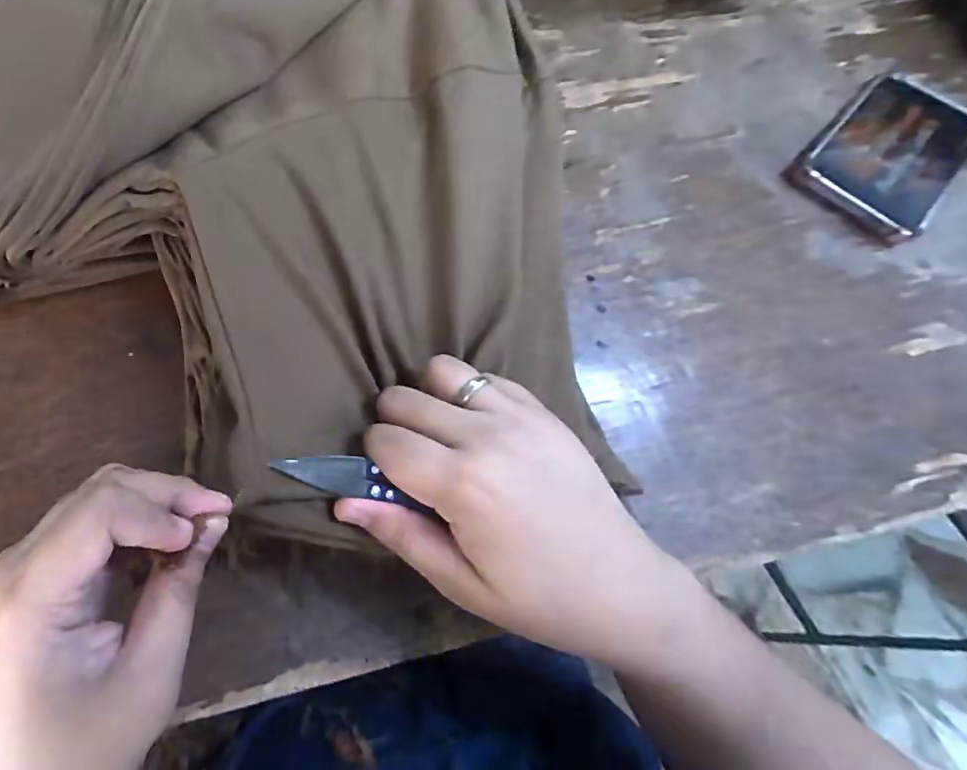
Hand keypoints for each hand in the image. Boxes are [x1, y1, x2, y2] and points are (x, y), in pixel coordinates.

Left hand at [0, 464, 231, 769]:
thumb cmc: (88, 745)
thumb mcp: (148, 674)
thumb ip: (179, 589)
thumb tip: (213, 522)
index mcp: (32, 592)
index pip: (100, 511)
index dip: (158, 510)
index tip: (204, 530)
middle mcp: (18, 562)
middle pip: (99, 491)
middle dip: (163, 493)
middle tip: (216, 510)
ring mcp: (22, 562)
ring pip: (96, 495)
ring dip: (152, 500)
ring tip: (198, 520)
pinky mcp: (35, 568)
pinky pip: (90, 520)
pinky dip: (134, 518)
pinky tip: (167, 536)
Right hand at [335, 355, 704, 669]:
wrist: (624, 586)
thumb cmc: (536, 596)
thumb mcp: (460, 582)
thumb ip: (399, 533)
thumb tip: (342, 501)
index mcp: (462, 484)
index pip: (383, 440)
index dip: (374, 460)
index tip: (391, 483)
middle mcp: (485, 436)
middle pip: (401, 397)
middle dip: (393, 426)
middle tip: (414, 463)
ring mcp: (517, 414)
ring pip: (440, 370)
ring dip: (429, 399)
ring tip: (444, 436)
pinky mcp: (540, 407)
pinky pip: (483, 375)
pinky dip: (468, 394)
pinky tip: (482, 431)